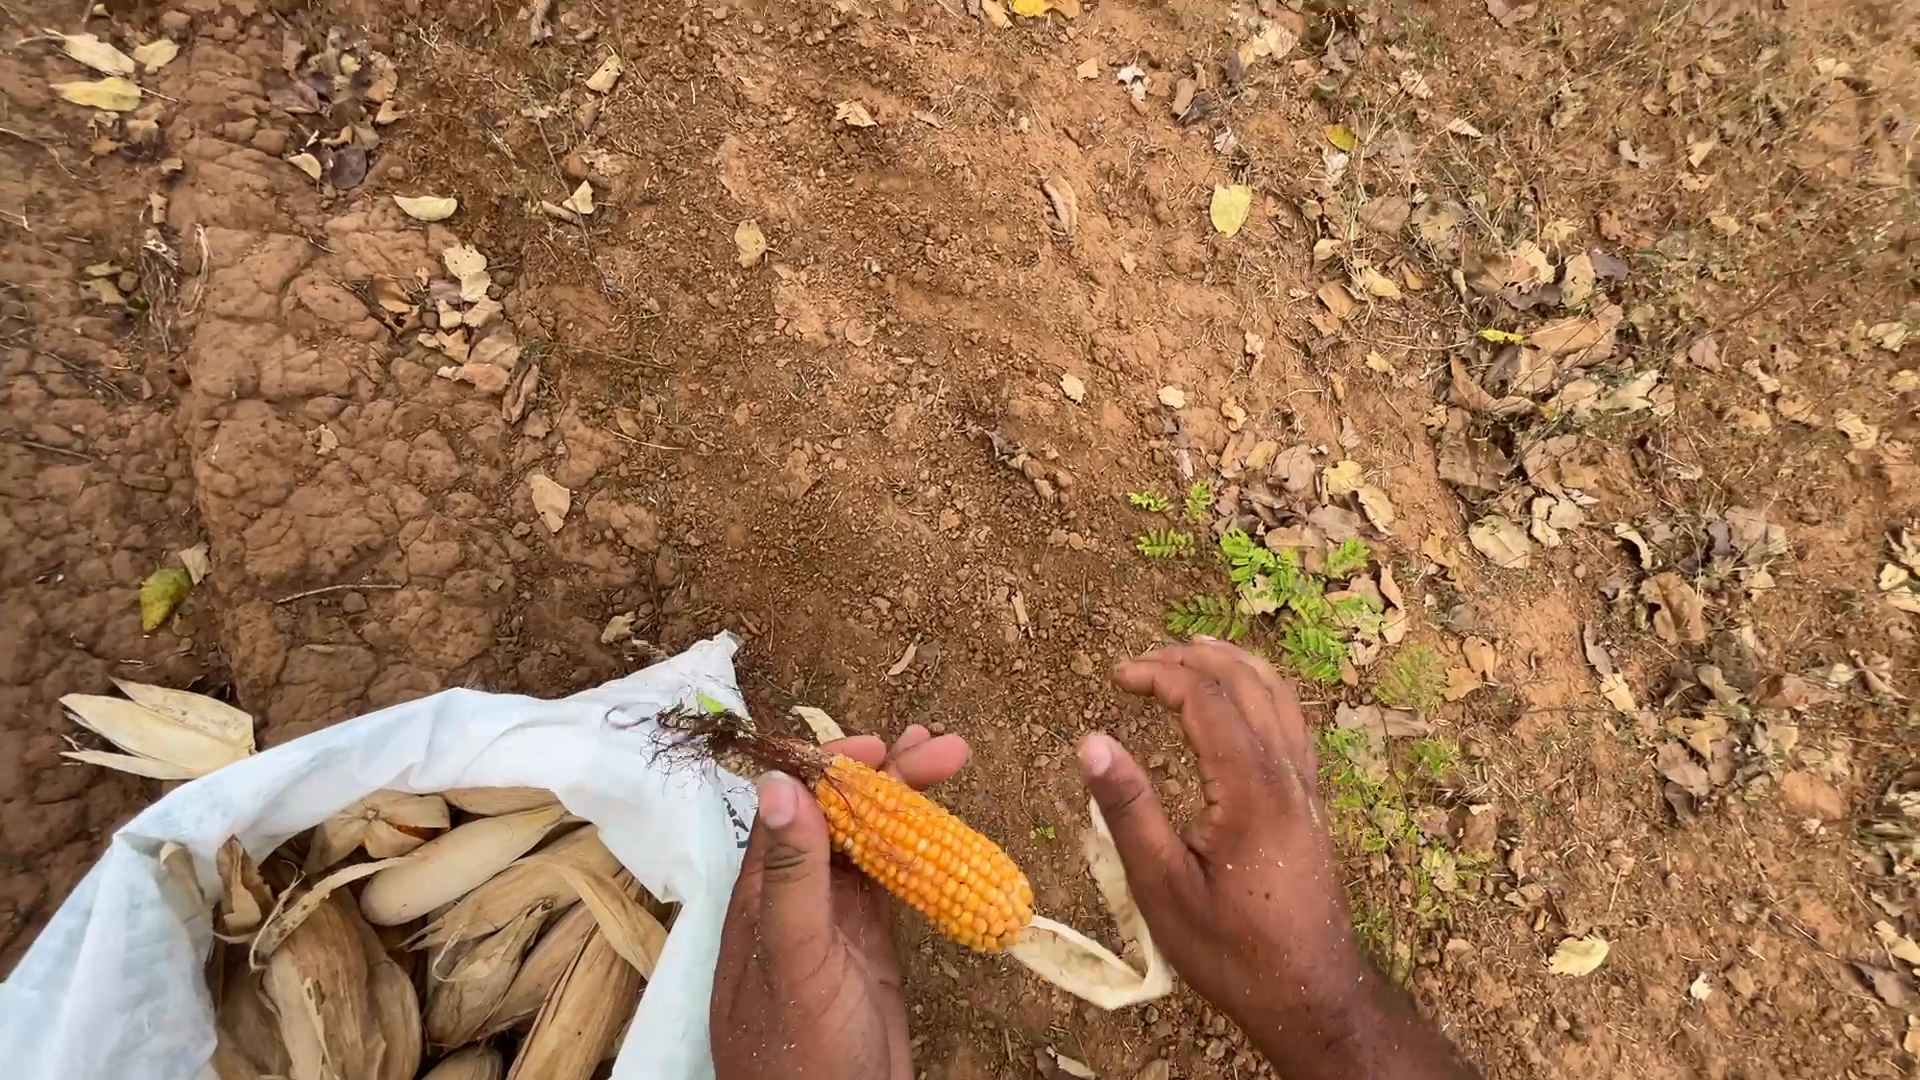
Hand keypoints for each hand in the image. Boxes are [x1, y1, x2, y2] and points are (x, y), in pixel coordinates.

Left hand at [711, 725, 967, 1079]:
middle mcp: (799, 894)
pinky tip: (942, 823)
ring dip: (907, 800)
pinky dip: (919, 845)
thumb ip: (790, 874)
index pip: (797, 807)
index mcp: (764, 893)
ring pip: (871, 840)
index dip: (835, 768)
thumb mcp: (795, 960)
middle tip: (942, 747)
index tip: (879, 746)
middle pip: (843, 816)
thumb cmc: (801, 1055)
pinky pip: (894, 877)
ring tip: (946, 761)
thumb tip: (779, 781)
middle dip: (888, 776)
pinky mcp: (871, 939)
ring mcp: (838, 917)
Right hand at [1081, 639, 1476, 1079]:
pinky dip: (1260, 686)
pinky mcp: (1310, 798)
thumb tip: (1090, 741)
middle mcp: (1286, 772)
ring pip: (1277, 693)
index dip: (1158, 675)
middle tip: (1141, 663)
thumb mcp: (1164, 887)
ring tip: (1192, 650)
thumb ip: (1129, 809)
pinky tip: (1242, 695)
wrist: (1315, 999)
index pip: (1205, 699)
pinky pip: (1291, 718)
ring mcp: (1306, 783)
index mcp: (1251, 787)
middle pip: (1244, 682)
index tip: (1116, 678)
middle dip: (1189, 659)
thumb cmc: (1232, 950)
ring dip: (1231, 663)